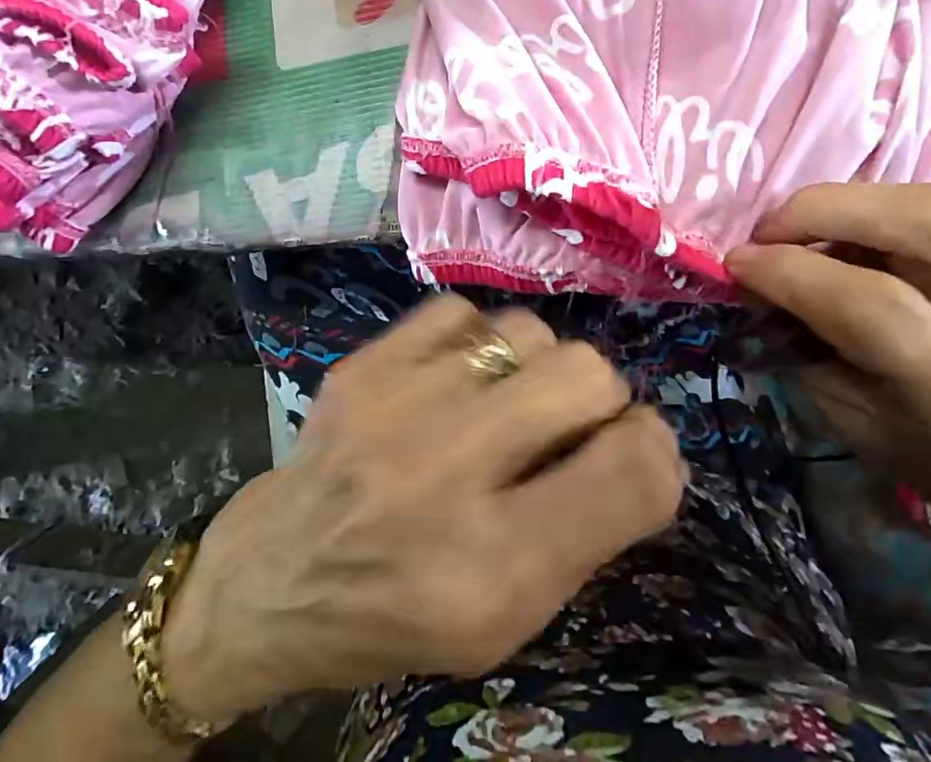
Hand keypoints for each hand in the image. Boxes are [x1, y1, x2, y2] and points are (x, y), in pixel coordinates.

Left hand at [157, 296, 684, 721]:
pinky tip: (456, 379)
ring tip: (505, 402)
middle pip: (586, 374)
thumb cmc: (398, 612)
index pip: (632, 472)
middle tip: (565, 428)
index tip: (631, 454)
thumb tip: (641, 441)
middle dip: (599, 401)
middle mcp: (447, 472)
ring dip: (535, 368)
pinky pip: (460, 312)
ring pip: (526, 331)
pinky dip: (474, 342)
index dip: (655, 454)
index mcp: (497, 566)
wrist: (275, 576)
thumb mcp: (506, 618)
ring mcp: (396, 405)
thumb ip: (585, 531)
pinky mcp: (361, 366)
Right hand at [724, 183, 930, 533]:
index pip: (877, 307)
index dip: (794, 272)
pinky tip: (895, 252)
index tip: (738, 261)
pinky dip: (910, 225)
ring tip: (821, 234)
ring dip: (861, 211)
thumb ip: (805, 340)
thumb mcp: (849, 416)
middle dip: (830, 207)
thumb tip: (759, 270)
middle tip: (773, 222)